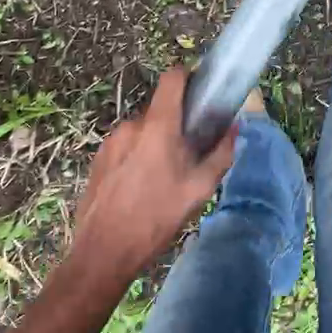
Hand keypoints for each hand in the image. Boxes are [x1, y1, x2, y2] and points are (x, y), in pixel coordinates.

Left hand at [67, 69, 236, 279]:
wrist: (102, 255)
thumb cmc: (156, 218)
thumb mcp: (200, 189)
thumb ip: (221, 153)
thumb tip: (234, 128)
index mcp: (158, 125)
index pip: (172, 78)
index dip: (188, 77)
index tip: (202, 93)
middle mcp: (132, 126)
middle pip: (161, 109)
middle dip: (176, 123)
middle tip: (188, 150)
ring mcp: (111, 143)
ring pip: (143, 130)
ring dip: (156, 142)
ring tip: (164, 175)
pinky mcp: (98, 161)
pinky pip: (126, 146)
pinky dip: (138, 156)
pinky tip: (141, 187)